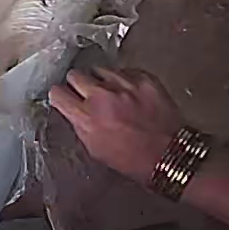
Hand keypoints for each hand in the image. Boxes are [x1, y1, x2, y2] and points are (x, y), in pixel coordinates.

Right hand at [48, 67, 185, 184]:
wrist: (171, 156)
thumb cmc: (133, 159)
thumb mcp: (95, 148)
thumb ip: (80, 124)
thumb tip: (73, 110)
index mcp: (85, 117)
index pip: (57, 93)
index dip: (59, 95)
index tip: (63, 96)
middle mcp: (101, 97)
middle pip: (75, 74)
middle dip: (78, 83)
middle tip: (87, 92)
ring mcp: (124, 85)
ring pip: (99, 69)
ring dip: (101, 80)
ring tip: (111, 92)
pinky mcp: (144, 79)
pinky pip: (125, 70)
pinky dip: (124, 80)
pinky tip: (129, 92)